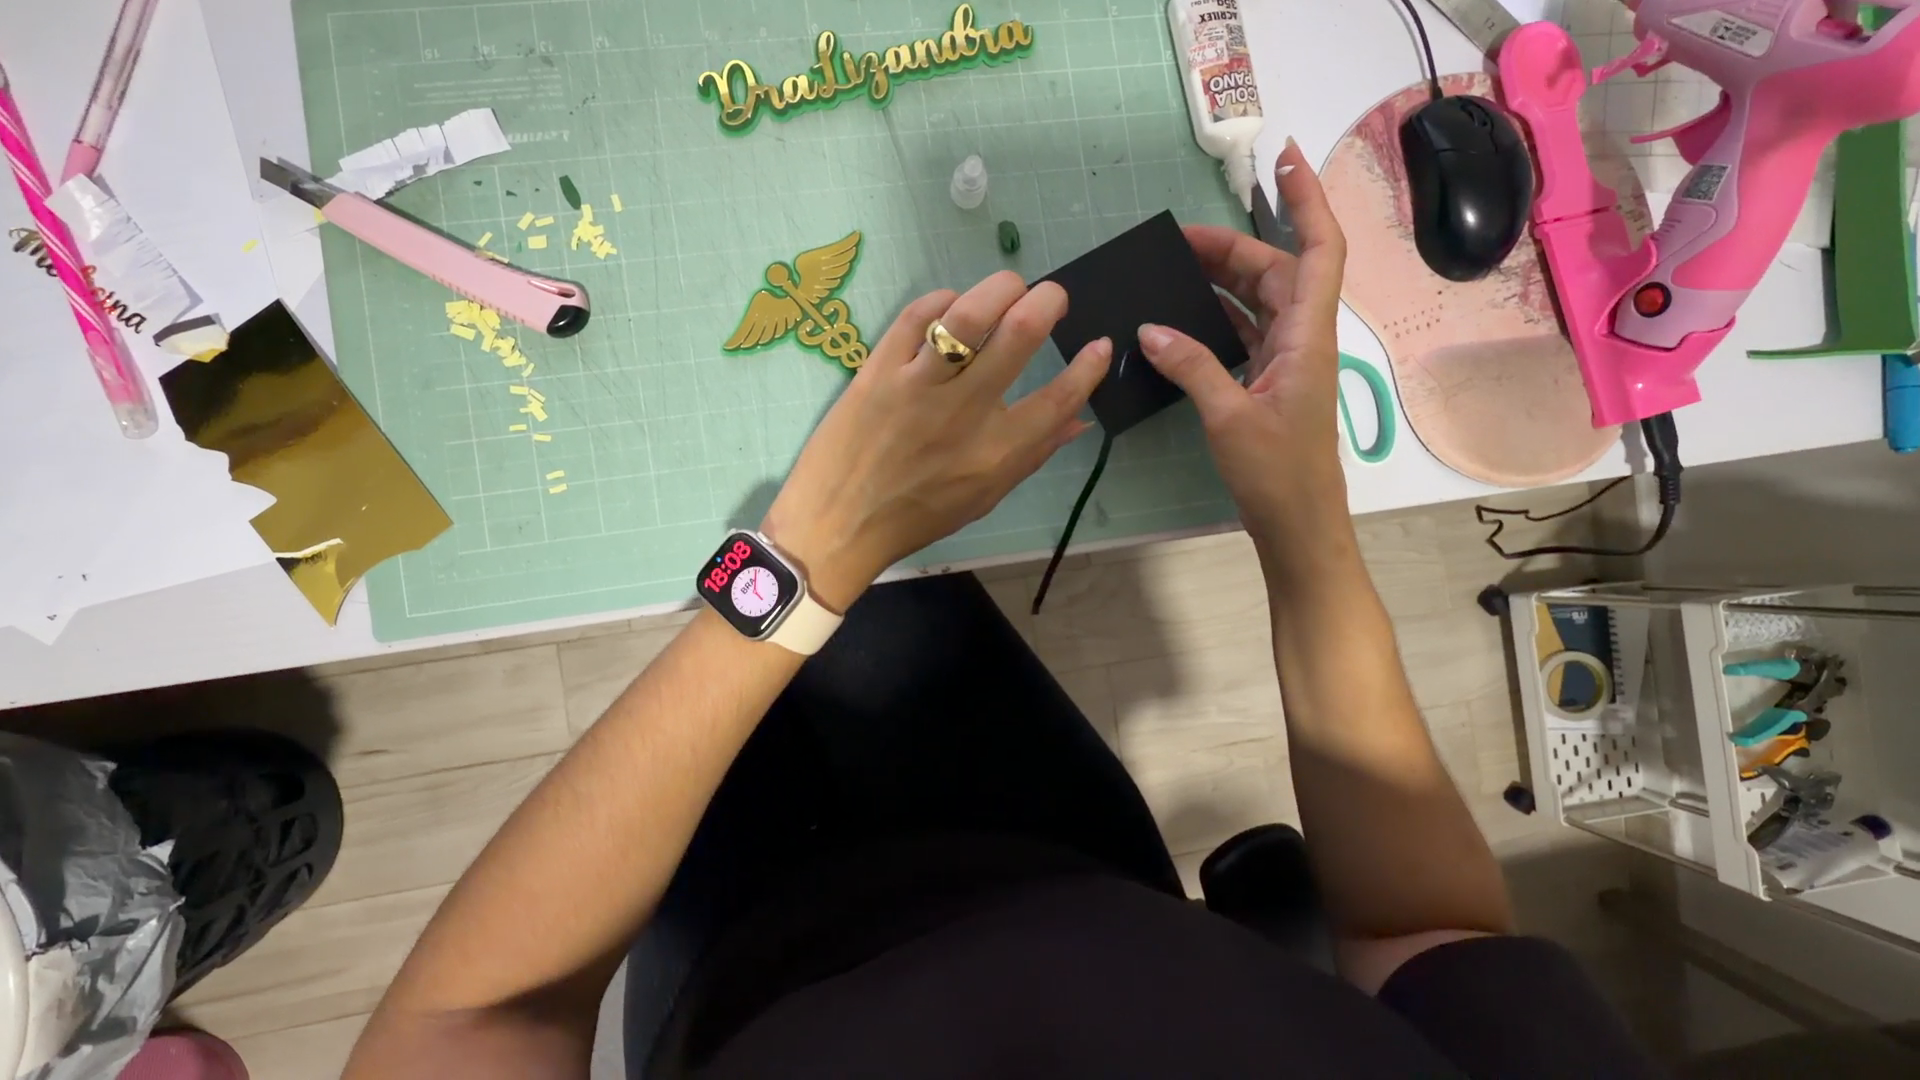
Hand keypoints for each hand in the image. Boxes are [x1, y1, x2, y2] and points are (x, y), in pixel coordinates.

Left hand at [762, 272, 1112, 610]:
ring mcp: (917, 386)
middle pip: (1019, 334)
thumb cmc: (916, 517)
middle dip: (1048, 301)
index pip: (1059, 397)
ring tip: (1009, 287)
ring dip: (1000, 288)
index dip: (1089, 366)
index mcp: (996, 450)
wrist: (837, 525)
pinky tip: (951, 305)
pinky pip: (914, 316)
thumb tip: (1078, 422)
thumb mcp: (984, 496)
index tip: (1099, 344)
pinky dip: (940, 299)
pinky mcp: (877, 370)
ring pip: (967, 314)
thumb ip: (1033, 454)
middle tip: (1051, 297)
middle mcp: (963, 411)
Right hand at [1136, 140, 1349, 542]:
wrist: (1298, 524)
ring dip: (1224, 281)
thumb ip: (1192, 366)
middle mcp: (1303, 337)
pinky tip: (1183, 320)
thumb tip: (1150, 330)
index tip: (1283, 159)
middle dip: (1235, 247)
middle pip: (1278, 270)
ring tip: (1177, 268)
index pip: (1319, 249)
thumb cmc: (1276, 472)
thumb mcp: (1228, 417)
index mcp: (1307, 335)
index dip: (1306, 199)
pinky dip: (1218, 319)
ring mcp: (1288, 359)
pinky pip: (1247, 332)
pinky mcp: (1271, 382)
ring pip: (1260, 300)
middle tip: (1179, 240)